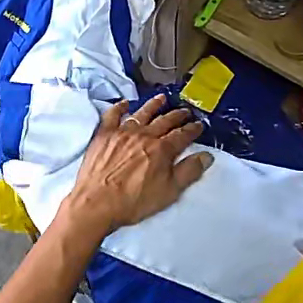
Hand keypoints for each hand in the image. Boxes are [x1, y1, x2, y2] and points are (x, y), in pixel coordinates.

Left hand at [58, 95, 213, 235]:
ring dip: (154, 105)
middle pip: (165, 121)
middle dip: (178, 115)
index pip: (183, 135)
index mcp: (162, 149)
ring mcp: (123, 133)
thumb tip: (206, 156)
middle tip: (186, 111)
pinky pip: (113, 115)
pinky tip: (125, 104)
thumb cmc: (134, 202)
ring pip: (142, 113)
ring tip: (162, 98)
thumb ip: (189, 172)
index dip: (193, 129)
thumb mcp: (169, 192)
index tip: (199, 125)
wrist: (96, 204)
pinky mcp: (104, 135)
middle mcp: (145, 135)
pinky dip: (120, 107)